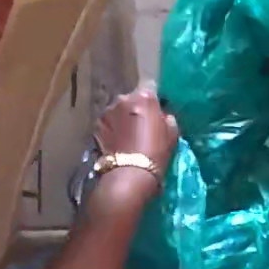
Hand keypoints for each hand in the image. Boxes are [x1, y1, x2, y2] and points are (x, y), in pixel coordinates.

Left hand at [90, 83, 177, 207]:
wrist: (129, 173)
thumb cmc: (155, 153)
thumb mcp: (172, 134)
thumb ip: (167, 119)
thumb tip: (162, 116)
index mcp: (144, 97)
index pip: (150, 94)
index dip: (152, 106)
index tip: (154, 117)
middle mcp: (123, 98)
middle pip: (131, 101)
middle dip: (135, 111)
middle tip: (139, 128)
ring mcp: (107, 111)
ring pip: (117, 111)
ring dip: (121, 119)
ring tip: (125, 137)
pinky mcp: (96, 125)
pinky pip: (107, 123)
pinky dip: (111, 129)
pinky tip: (115, 142)